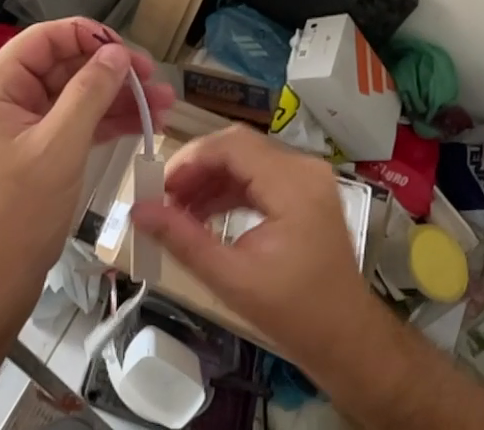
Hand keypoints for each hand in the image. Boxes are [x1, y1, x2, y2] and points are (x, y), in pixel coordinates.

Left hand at [0, 17, 174, 293]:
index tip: (129, 51)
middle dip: (112, 72)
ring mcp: (23, 123)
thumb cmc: (20, 209)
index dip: (88, 36)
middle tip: (155, 80)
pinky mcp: (40, 147)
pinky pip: (77, 121)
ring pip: (77, 94)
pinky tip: (145, 124)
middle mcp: (6, 96)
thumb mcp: (60, 146)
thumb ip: (89, 93)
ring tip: (164, 105)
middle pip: (65, 65)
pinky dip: (108, 121)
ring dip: (118, 98)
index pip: (44, 39)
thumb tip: (117, 53)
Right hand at [132, 125, 371, 362]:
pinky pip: (260, 174)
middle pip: (237, 147)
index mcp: (292, 184)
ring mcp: (309, 178)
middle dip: (197, 169)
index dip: (189, 159)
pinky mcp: (306, 191)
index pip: (230, 145)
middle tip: (164, 198)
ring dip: (211, 179)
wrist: (346, 338)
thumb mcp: (230, 277)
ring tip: (178, 209)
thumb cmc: (293, 312)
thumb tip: (137, 211)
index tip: (159, 187)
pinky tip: (205, 213)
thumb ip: (182, 239)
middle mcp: (304, 168)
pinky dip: (231, 188)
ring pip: (246, 159)